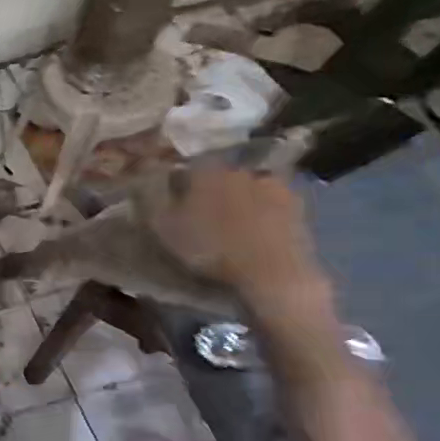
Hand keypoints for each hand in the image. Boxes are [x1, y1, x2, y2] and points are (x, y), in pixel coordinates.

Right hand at [143, 163, 329, 314]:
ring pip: (248, 187)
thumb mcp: (165, 230)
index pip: (187, 166)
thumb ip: (151, 201)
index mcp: (207, 171)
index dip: (179, 183)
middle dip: (212, 190)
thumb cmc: (211, 250)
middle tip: (205, 215)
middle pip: (220, 175)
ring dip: (241, 200)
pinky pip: (272, 203)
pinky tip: (259, 232)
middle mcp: (240, 168)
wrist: (272, 273)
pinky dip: (265, 213)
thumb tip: (142, 179)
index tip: (175, 201)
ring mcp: (273, 184)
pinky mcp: (297, 205)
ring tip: (235, 226)